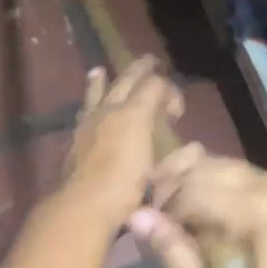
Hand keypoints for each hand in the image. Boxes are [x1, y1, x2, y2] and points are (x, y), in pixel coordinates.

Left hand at [59, 56, 183, 223]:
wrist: (84, 206)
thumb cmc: (126, 189)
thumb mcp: (160, 174)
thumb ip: (176, 159)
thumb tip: (194, 150)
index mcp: (133, 114)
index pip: (155, 86)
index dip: (170, 92)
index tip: (177, 111)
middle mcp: (109, 111)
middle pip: (126, 80)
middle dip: (141, 69)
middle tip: (150, 61)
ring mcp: (87, 124)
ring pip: (96, 93)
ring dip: (100, 81)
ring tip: (99, 71)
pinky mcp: (72, 141)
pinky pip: (82, 115)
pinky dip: (88, 108)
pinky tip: (85, 113)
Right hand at [129, 146, 266, 267]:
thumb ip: (173, 254)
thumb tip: (136, 217)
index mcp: (258, 211)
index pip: (192, 190)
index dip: (163, 207)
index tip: (150, 230)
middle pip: (201, 167)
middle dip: (169, 187)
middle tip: (154, 216)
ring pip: (213, 161)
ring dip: (184, 180)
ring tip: (167, 209)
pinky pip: (229, 169)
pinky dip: (204, 179)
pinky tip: (190, 200)